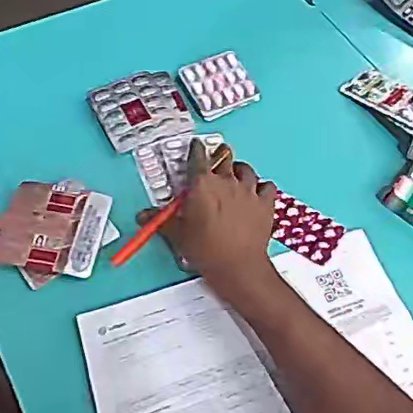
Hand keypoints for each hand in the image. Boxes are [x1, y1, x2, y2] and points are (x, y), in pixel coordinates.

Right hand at [147, 141, 278, 291]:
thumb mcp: (177, 234)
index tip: (196, 147)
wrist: (236, 265)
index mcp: (202, 184)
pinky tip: (259, 191)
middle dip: (220, 155)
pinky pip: (267, 186)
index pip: (198, 157)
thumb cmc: (207, 249)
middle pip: (225, 157)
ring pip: (247, 170)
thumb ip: (160, 220)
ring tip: (237, 173)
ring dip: (241, 170)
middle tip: (218, 157)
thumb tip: (144, 216)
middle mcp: (226, 182)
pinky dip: (263, 187)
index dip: (196, 150)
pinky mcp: (265, 203)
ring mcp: (248, 191)